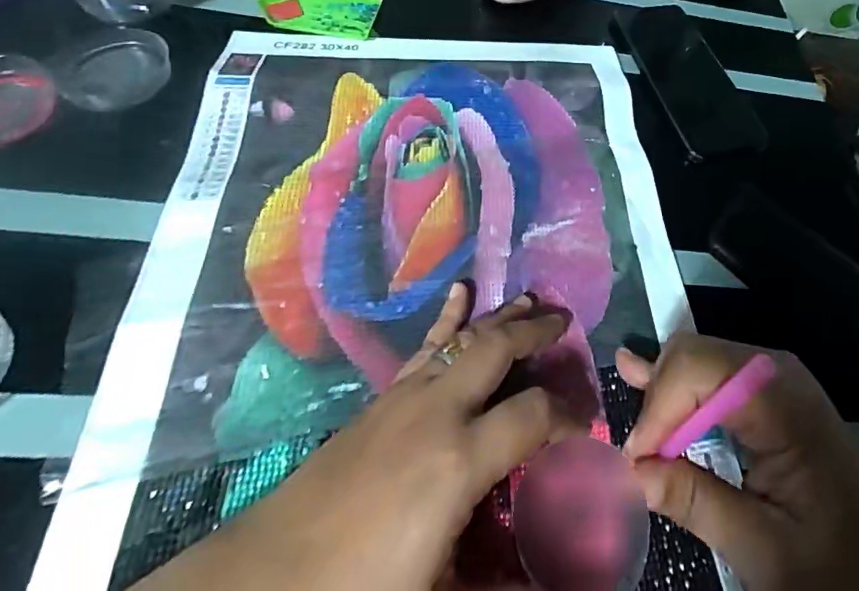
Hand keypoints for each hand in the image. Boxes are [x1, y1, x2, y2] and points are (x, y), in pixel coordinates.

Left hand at [139, 285, 581, 590]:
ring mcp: (403, 396)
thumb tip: (546, 578)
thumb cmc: (363, 583)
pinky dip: (448, 320)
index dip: (568, 413)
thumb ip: (500, 579)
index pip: (533, 416)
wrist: (272, 571)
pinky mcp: (380, 398)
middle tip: (565, 318)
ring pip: (460, 338)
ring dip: (497, 317)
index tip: (586, 420)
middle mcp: (436, 411)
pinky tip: (457, 297)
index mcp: (459, 459)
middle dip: (534, 331)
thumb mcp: (442, 590)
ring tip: (526, 298)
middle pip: (494, 350)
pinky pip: (424, 347)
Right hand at [618, 333, 858, 590]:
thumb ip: (696, 503)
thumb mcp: (769, 551)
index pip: (693, 370)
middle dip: (656, 402)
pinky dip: (675, 388)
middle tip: (638, 460)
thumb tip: (628, 472)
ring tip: (631, 428)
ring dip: (661, 398)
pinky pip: (708, 375)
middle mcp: (771, 371)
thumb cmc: (844, 560)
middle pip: (689, 358)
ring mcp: (768, 376)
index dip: (656, 410)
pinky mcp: (763, 391)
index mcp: (779, 400)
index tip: (636, 464)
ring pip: (692, 363)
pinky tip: (638, 373)